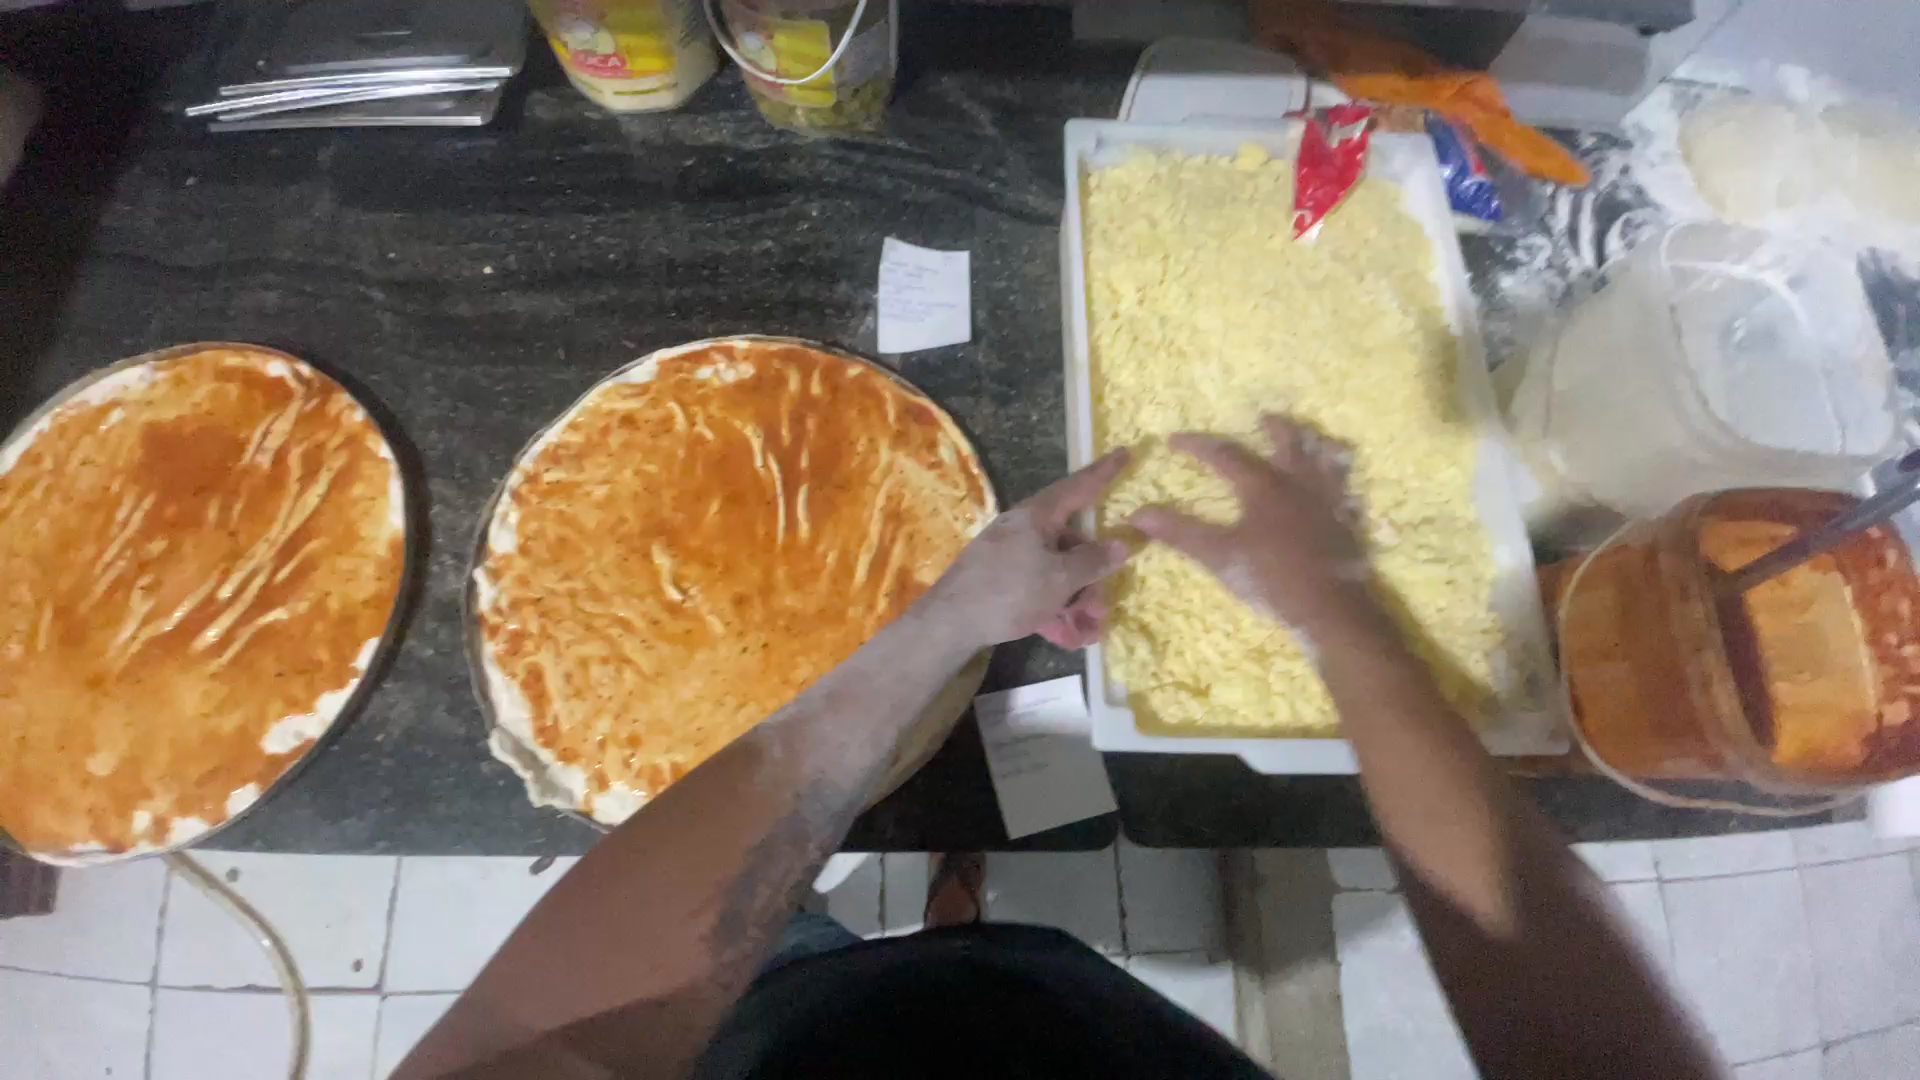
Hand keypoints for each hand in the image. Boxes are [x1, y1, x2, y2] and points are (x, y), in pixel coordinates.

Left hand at [925, 449, 1131, 648]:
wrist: (949, 623)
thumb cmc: (1009, 591)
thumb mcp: (1059, 578)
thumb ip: (1092, 561)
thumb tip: (1121, 544)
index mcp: (1037, 515)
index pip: (1078, 487)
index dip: (1104, 473)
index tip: (1125, 452)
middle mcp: (1024, 530)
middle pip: (1071, 545)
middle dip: (1091, 581)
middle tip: (1101, 610)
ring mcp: (1010, 557)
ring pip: (1056, 574)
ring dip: (1076, 604)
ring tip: (1086, 633)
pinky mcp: (1001, 583)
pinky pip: (1037, 592)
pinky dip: (1054, 612)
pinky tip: (1066, 639)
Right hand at [1130, 415, 1376, 634]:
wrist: (1331, 609)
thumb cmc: (1271, 578)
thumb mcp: (1218, 556)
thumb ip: (1180, 532)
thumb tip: (1137, 513)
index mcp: (1264, 486)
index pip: (1225, 454)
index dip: (1197, 444)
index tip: (1172, 439)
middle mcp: (1299, 482)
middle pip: (1288, 441)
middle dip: (1273, 427)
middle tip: (1263, 417)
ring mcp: (1329, 500)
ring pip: (1327, 458)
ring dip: (1315, 443)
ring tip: (1310, 439)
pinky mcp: (1348, 522)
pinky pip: (1349, 490)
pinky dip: (1342, 480)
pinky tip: (1339, 487)